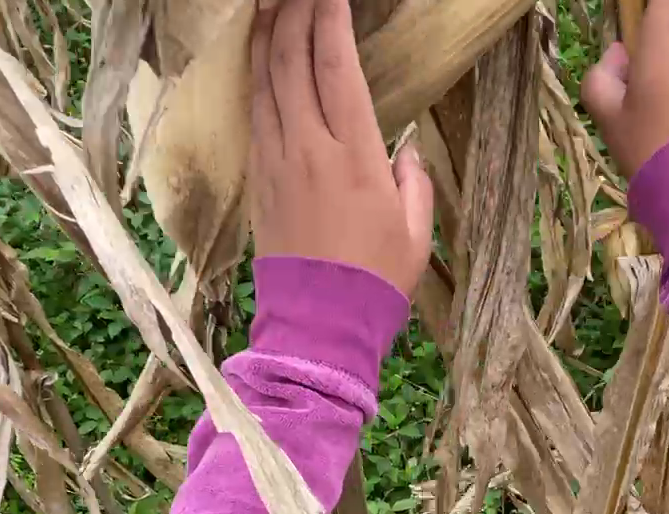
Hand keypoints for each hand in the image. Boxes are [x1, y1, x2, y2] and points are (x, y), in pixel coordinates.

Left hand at [249, 0, 433, 296]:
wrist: (321, 326)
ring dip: (264, 37)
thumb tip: (404, 150)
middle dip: (292, 12)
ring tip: (269, 7)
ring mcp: (276, 165)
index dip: (330, 15)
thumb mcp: (414, 235)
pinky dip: (255, 81)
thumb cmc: (376, 284)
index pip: (334, 63)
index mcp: (354, 155)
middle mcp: (308, 149)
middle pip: (290, 59)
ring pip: (263, 83)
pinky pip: (254, 117)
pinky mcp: (258, 185)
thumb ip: (414, 184)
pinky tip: (259, 63)